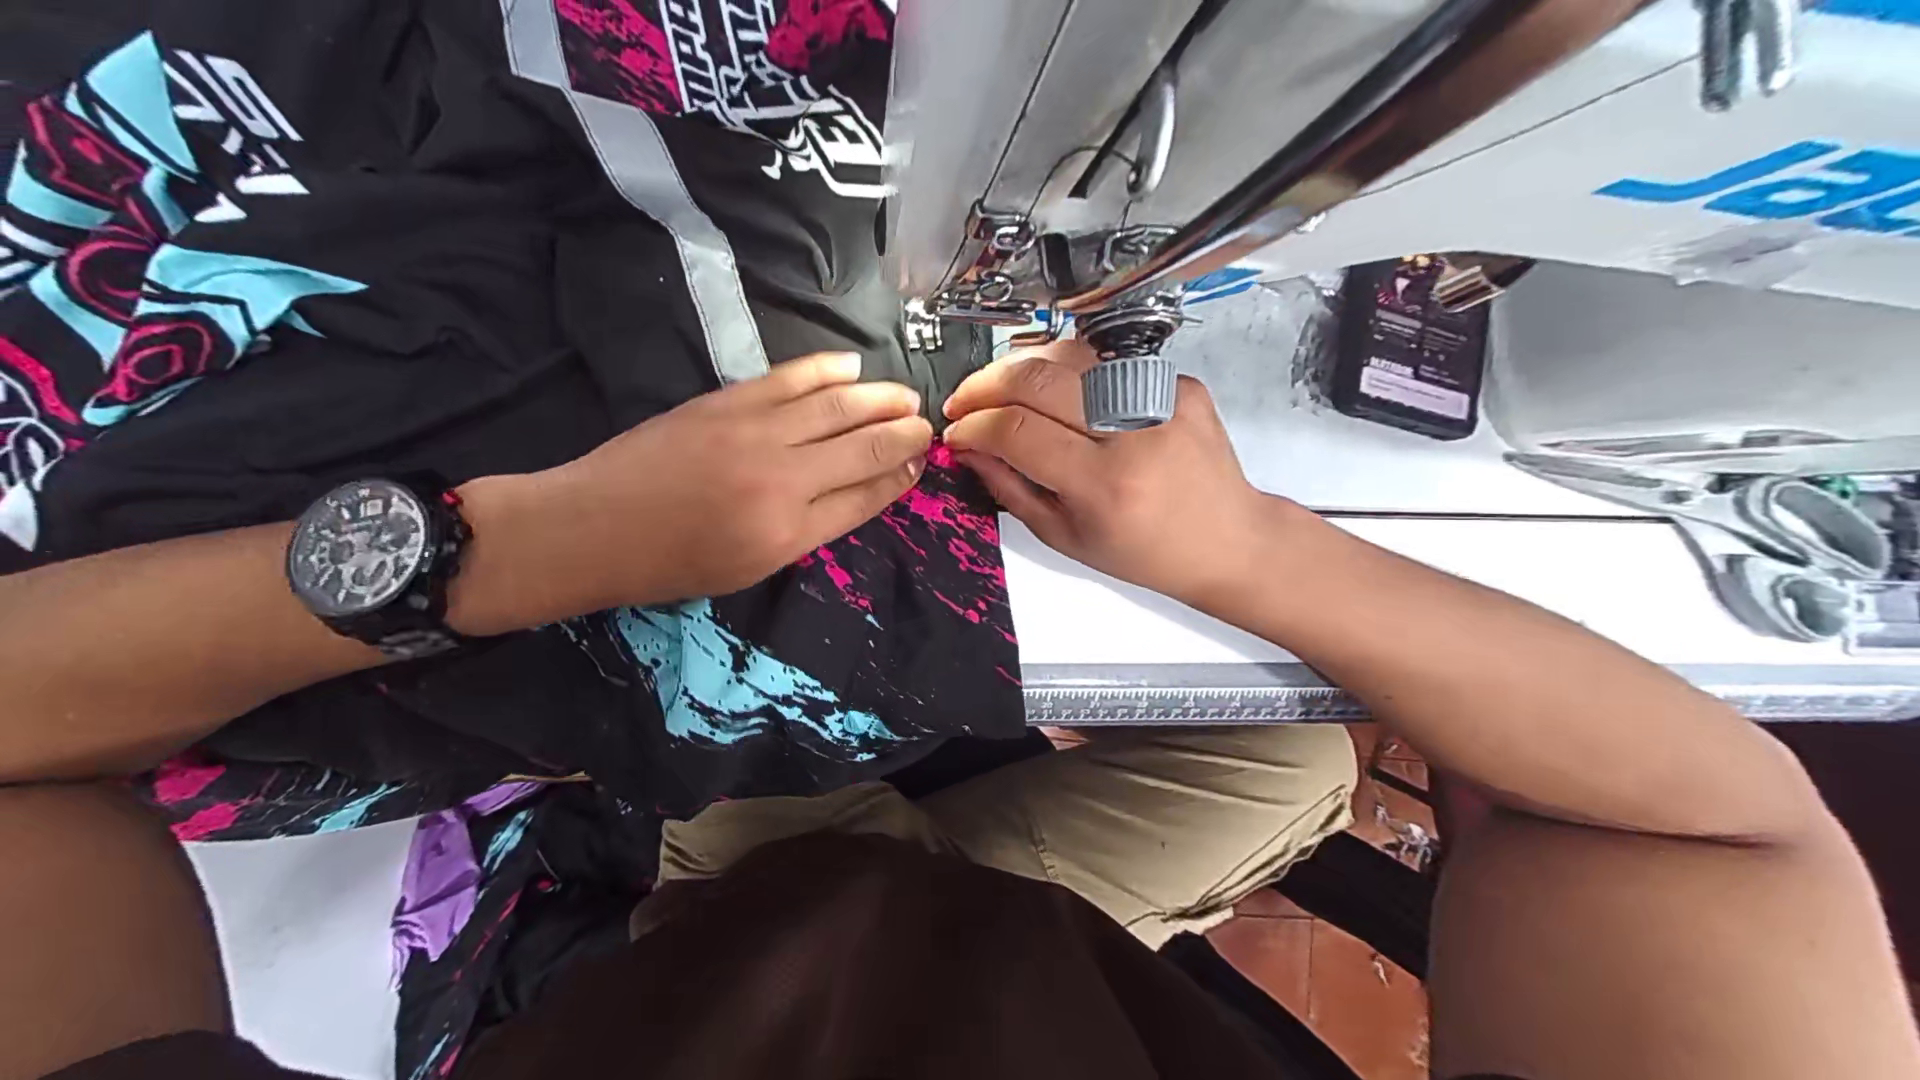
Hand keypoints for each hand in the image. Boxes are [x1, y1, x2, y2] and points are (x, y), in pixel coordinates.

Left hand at [498, 352, 932, 617]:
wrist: (592, 526)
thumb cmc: (673, 562)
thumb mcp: (753, 566)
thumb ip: (810, 528)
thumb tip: (857, 491)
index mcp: (789, 531)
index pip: (865, 496)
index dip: (900, 476)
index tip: (921, 461)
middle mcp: (782, 478)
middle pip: (863, 446)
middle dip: (904, 433)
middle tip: (926, 424)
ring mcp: (754, 432)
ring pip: (836, 407)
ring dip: (879, 398)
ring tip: (905, 395)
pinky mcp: (727, 401)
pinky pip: (790, 378)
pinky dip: (826, 370)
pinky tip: (851, 365)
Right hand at [942, 339, 1295, 609]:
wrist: (1225, 539)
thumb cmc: (1151, 551)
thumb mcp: (1066, 536)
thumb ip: (1011, 488)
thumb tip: (971, 451)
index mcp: (1104, 485)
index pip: (1016, 431)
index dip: (973, 426)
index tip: (958, 432)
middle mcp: (1136, 434)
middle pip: (1036, 379)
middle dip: (984, 385)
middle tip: (965, 401)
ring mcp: (1162, 400)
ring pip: (1069, 354)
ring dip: (1021, 368)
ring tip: (1001, 392)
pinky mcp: (1179, 384)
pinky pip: (1107, 362)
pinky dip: (1070, 373)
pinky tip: (1058, 397)